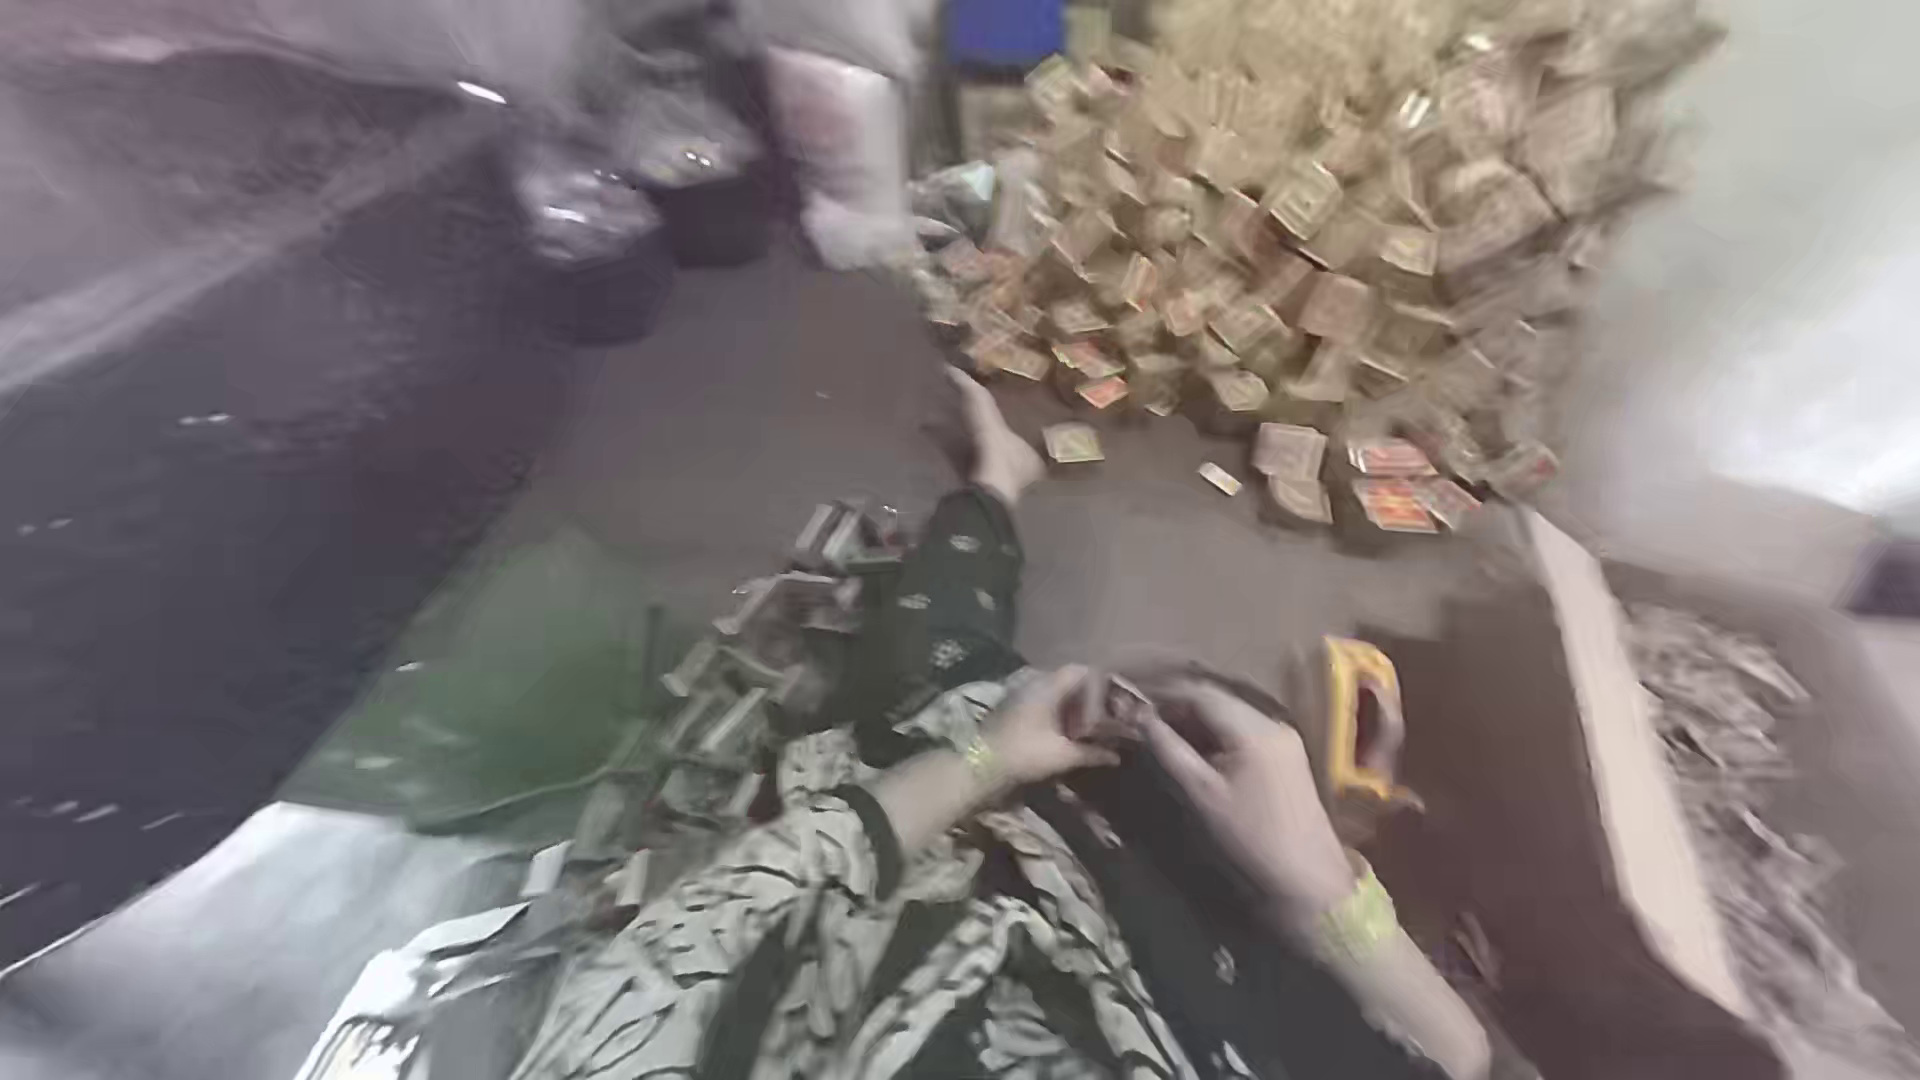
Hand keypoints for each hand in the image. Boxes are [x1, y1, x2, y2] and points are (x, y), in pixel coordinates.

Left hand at [980, 666, 1121, 787]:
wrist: (980, 762)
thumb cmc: (1024, 753)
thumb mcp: (1062, 755)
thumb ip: (1092, 753)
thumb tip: (1116, 756)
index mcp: (1048, 685)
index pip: (1082, 671)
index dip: (1100, 686)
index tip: (1111, 709)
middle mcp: (1035, 681)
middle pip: (1070, 681)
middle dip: (1089, 700)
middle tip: (1102, 722)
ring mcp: (1022, 692)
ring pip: (1057, 692)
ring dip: (1073, 709)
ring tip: (1085, 732)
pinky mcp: (1014, 705)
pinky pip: (1044, 700)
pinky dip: (1058, 713)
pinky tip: (1065, 735)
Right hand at [1144, 680, 1356, 930]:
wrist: (1310, 884)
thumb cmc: (1249, 838)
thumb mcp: (1199, 791)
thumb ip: (1165, 746)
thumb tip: (1135, 714)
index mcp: (1253, 728)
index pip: (1198, 692)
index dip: (1160, 693)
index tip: (1131, 702)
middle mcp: (1271, 722)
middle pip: (1213, 698)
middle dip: (1174, 704)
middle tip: (1141, 717)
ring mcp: (1281, 736)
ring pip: (1225, 711)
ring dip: (1191, 717)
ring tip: (1160, 730)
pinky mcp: (1283, 753)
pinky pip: (1238, 727)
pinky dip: (1210, 731)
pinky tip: (1191, 745)